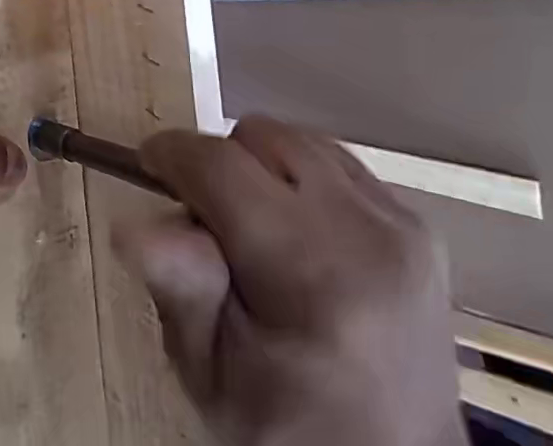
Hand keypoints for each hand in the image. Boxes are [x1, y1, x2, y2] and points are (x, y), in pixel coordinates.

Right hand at [118, 116, 462, 445]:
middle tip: (207, 218)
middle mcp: (367, 230)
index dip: (175, 152)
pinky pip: (339, 161)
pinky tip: (302, 234)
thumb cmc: (290, 432)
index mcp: (313, 275)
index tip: (148, 161)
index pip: (225, 168)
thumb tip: (134, 222)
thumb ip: (179, 291)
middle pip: (265, 137)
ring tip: (256, 228)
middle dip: (221, 162)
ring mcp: (401, 220)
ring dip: (263, 166)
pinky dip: (304, 178)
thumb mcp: (214, 379)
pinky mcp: (418, 220)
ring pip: (301, 138)